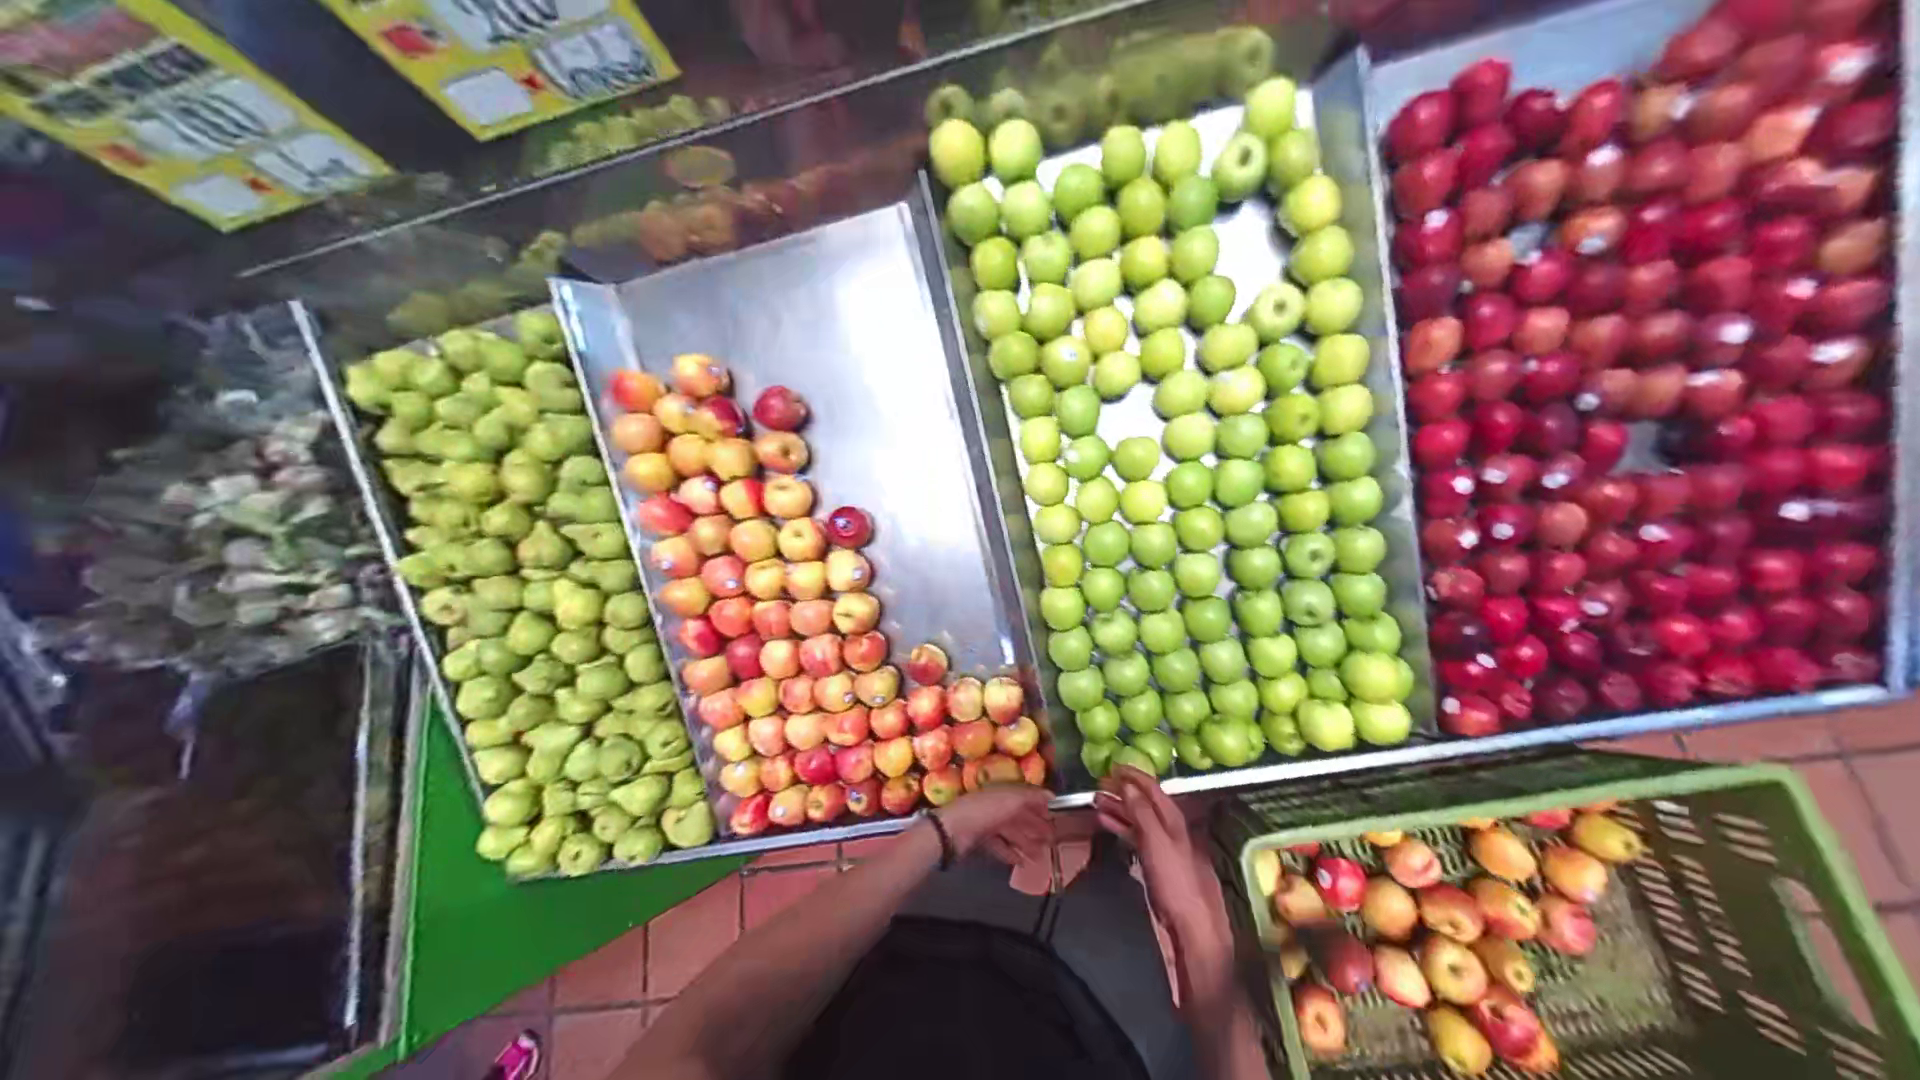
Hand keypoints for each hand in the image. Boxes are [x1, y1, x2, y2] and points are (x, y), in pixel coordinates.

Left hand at [930, 784, 1052, 863]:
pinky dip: (1010, 853)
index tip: (1056, 817)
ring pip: (1011, 833)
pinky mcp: (979, 839)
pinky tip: (1021, 862)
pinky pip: (999, 846)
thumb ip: (1031, 797)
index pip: (1025, 797)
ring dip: (1026, 844)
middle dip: (1036, 827)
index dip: (1040, 806)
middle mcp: (995, 806)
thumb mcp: (1010, 800)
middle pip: (1019, 816)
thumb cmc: (984, 811)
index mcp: (1002, 792)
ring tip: (1040, 856)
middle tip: (1052, 841)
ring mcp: (986, 823)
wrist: (952, 830)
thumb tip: (1051, 795)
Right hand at [1094, 767, 1236, 1004]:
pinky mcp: (1157, 862)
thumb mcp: (1157, 842)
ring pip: (1138, 818)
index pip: (1152, 787)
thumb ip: (1142, 812)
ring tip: (1096, 801)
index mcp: (1173, 819)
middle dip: (1121, 790)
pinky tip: (1106, 824)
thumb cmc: (1176, 882)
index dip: (1133, 775)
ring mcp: (1164, 845)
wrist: (1192, 927)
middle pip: (1144, 801)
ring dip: (1118, 808)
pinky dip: (1121, 826)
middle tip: (1098, 783)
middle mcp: (1170, 827)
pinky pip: (1135, 835)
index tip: (1112, 765)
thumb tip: (1127, 784)